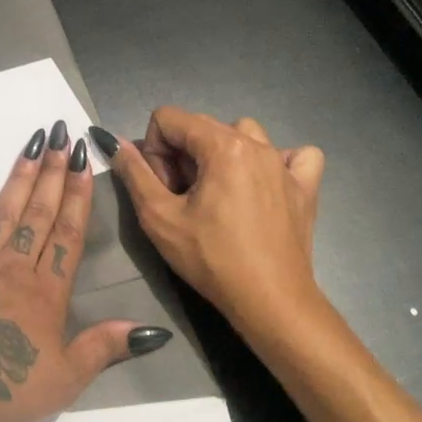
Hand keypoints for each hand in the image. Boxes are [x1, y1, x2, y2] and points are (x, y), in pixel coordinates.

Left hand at [0, 121, 169, 421]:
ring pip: (2, 214)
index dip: (78, 197)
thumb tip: (151, 329)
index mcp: (46, 292)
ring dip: (18, 179)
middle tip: (61, 136)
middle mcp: (12, 268)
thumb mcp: (65, 380)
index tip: (84, 160)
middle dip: (52, 175)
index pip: (67, 236)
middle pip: (37, 215)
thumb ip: (104, 348)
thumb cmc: (1, 387)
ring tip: (31, 145)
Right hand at [96, 108, 327, 324]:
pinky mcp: (306, 186)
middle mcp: (256, 144)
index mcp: (222, 146)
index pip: (169, 119)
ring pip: (243, 134)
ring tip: (217, 192)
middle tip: (182, 199)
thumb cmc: (212, 260)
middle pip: (201, 126)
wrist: (271, 302)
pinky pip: (294, 154)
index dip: (155, 151)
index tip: (164, 189)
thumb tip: (116, 143)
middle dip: (182, 155)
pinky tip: (263, 185)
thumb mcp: (159, 217)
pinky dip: (276, 162)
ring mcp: (285, 163)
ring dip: (222, 154)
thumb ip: (134, 172)